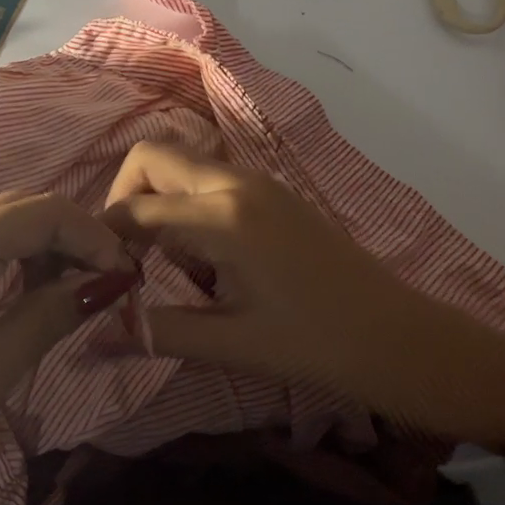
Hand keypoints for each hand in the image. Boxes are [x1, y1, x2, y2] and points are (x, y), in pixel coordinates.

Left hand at [0, 192, 138, 504]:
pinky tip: (32, 294)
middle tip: (110, 284)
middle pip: (24, 210)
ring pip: (4, 224)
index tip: (128, 274)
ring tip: (77, 294)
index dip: (94, 236)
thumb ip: (49, 315)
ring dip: (46, 249)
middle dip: (73, 238)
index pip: (44, 212)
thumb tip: (105, 283)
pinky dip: (17, 259)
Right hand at [101, 142, 504, 443]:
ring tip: (170, 265)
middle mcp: (235, 181)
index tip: (104, 276)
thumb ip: (157, 331)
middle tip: (129, 258)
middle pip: (152, 156)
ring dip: (158, 201)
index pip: (136, 205)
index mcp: (223, 215)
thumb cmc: (321, 348)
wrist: (410, 343)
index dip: (106, 236)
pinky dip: (186, 204)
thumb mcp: (234, 344)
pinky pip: (207, 178)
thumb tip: (94, 334)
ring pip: (180, 163)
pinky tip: (206, 259)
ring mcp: (258, 181)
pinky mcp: (272, 192)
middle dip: (125, 199)